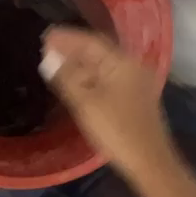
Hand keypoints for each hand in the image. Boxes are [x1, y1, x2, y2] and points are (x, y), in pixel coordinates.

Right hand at [40, 26, 178, 175]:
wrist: (150, 162)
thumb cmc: (117, 130)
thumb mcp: (86, 103)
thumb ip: (66, 77)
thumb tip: (50, 58)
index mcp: (122, 63)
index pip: (91, 42)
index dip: (67, 38)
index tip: (46, 34)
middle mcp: (132, 67)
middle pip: (98, 51)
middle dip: (72, 48)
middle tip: (47, 46)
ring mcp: (135, 83)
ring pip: (103, 65)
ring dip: (80, 62)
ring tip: (56, 61)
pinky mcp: (134, 97)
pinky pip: (107, 77)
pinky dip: (89, 75)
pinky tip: (76, 80)